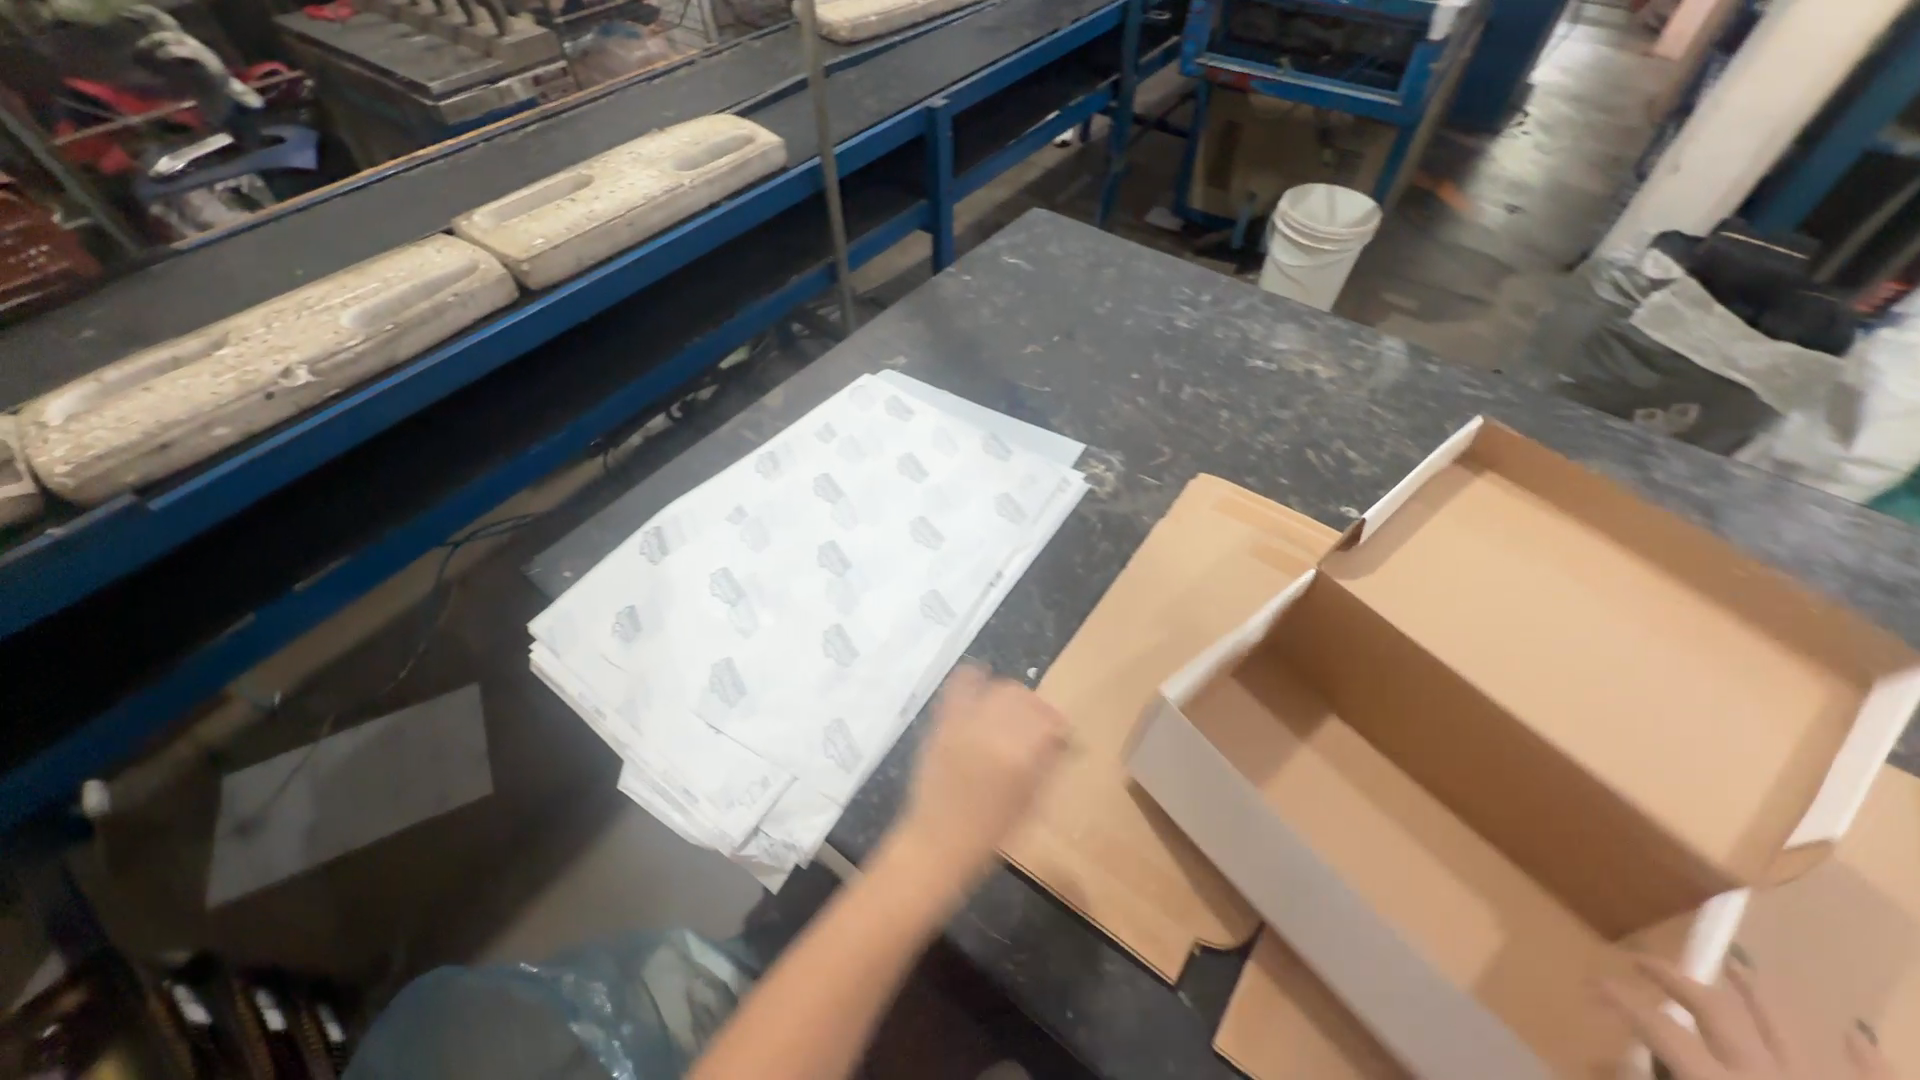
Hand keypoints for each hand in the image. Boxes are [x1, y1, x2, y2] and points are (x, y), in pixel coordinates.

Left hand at [892, 664, 1069, 885]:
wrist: (938, 842)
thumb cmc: (991, 833)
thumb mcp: (1031, 803)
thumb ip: (1048, 766)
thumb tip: (1063, 742)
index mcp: (1020, 756)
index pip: (1050, 723)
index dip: (1060, 727)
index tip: (1064, 736)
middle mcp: (994, 732)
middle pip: (1025, 699)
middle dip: (1039, 709)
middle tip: (1042, 724)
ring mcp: (964, 725)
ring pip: (998, 690)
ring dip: (1012, 696)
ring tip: (1015, 710)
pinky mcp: (942, 724)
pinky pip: (958, 687)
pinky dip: (972, 678)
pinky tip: (981, 680)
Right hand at [1600, 954, 1895, 1079]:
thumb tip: (1602, 1065)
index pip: (1659, 1027)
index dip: (1622, 1000)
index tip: (1594, 984)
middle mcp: (1764, 1073)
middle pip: (1714, 1008)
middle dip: (1674, 979)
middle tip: (1643, 962)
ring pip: (1784, 1027)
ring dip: (1758, 994)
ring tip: (1737, 966)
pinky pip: (1872, 1075)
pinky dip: (1864, 1056)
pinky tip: (1856, 1037)